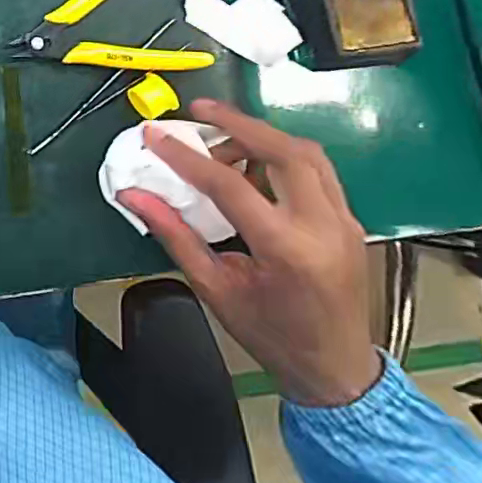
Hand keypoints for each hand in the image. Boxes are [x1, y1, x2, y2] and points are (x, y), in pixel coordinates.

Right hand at [115, 99, 381, 406]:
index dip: (186, 156)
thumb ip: (174, 233)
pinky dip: (280, 154)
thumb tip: (133, 195)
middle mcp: (324, 227)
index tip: (155, 135)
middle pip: (286, 152)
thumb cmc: (270, 334)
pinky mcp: (348, 221)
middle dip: (239, 123)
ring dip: (262, 135)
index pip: (230, 184)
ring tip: (221, 136)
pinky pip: (315, 172)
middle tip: (199, 110)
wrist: (339, 372)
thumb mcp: (212, 287)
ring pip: (308, 155)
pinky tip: (250, 162)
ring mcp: (344, 222)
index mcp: (287, 249)